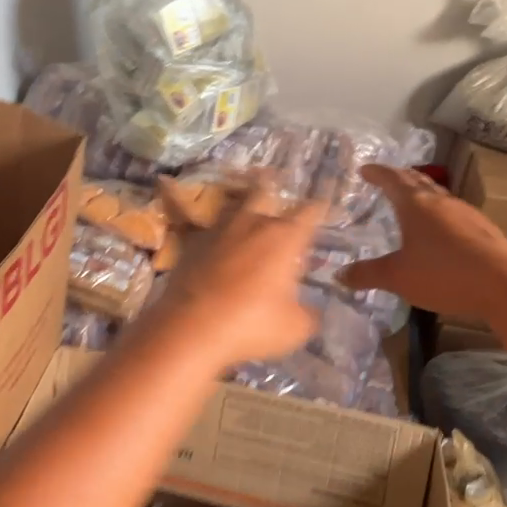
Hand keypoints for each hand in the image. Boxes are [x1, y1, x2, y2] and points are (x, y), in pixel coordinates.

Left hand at [137, 177, 328, 366]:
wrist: (191, 327)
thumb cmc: (251, 324)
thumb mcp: (294, 327)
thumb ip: (307, 314)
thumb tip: (311, 311)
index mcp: (284, 237)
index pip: (310, 212)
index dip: (318, 207)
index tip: (322, 203)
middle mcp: (251, 224)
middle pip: (264, 193)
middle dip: (272, 186)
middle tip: (275, 179)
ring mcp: (217, 231)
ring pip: (231, 205)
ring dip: (239, 202)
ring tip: (242, 199)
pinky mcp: (190, 244)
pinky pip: (196, 222)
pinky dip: (196, 216)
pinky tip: (184, 206)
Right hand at [339, 164, 506, 319]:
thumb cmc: (444, 274)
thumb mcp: (397, 277)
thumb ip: (367, 274)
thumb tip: (339, 274)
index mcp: (417, 205)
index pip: (392, 179)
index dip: (377, 173)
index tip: (365, 169)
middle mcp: (442, 202)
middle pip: (418, 181)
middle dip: (400, 178)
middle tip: (386, 179)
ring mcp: (467, 214)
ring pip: (438, 196)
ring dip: (421, 195)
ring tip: (410, 204)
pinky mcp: (483, 230)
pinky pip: (453, 214)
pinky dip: (438, 214)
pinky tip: (439, 232)